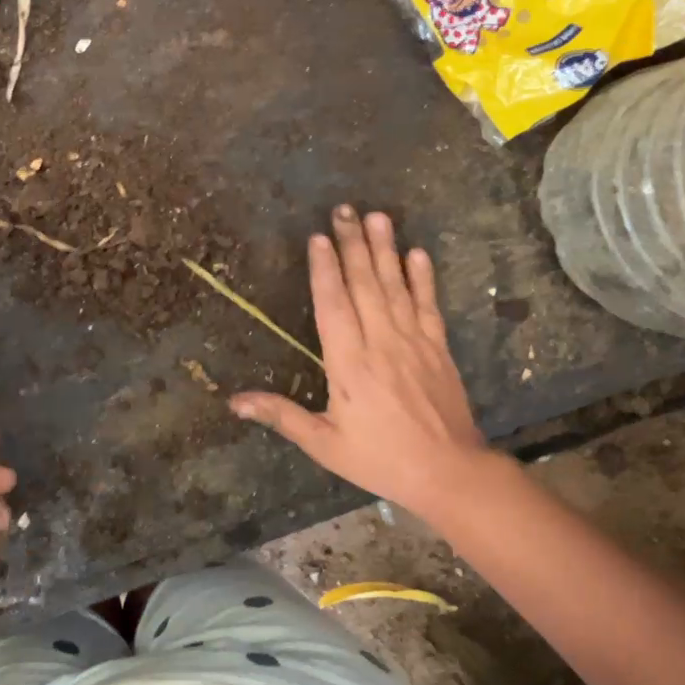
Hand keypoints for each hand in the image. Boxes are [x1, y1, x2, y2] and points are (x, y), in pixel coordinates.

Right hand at [230, 206, 490, 518]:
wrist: (452, 474)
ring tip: (377, 216)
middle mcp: (381, 343)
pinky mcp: (438, 349)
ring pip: (396, 287)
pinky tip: (416, 253)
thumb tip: (233, 401)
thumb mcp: (324, 444)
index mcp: (349, 364)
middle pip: (364, 284)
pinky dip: (422, 278)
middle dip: (352, 244)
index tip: (318, 237)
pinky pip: (428, 306)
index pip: (333, 305)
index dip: (324, 269)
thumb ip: (281, 415)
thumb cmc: (381, 459)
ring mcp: (414, 342)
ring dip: (385, 249)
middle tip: (343, 209)